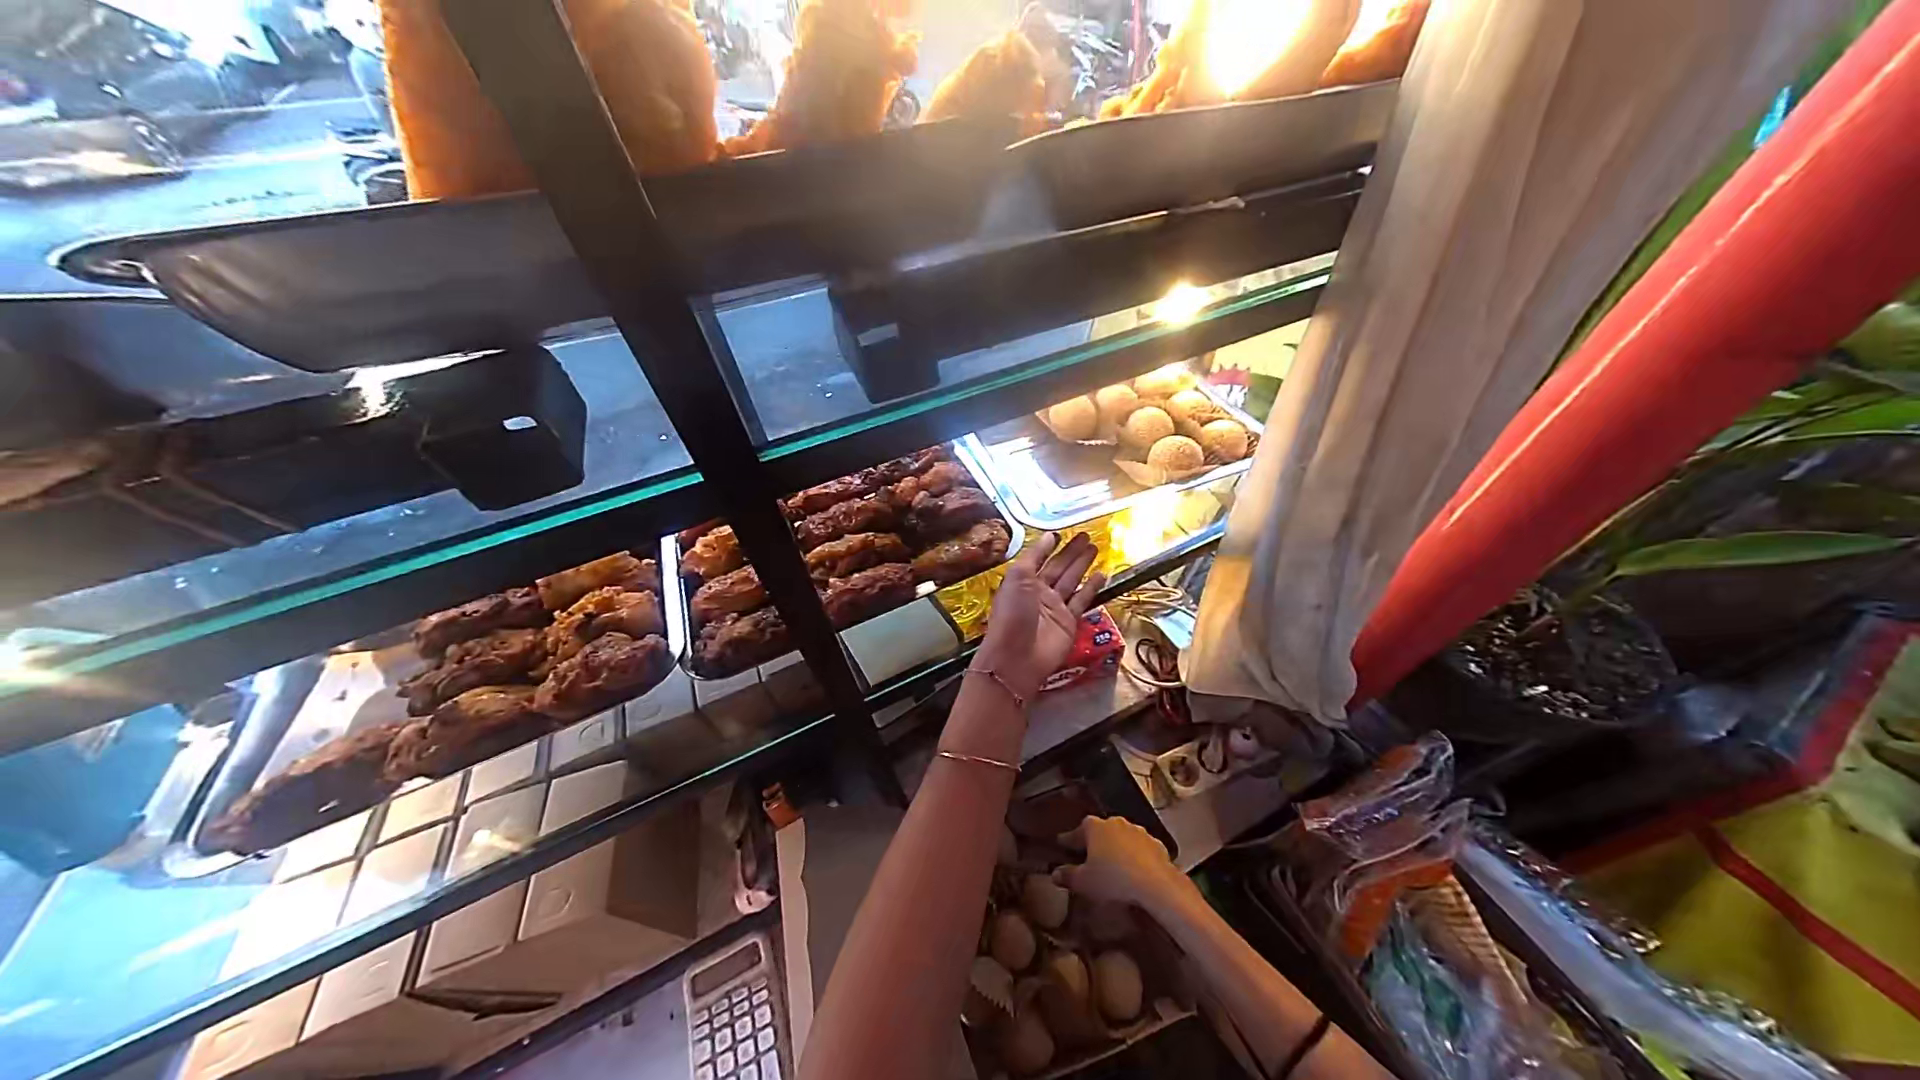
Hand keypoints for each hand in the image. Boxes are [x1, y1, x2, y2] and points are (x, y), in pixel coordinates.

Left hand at [973, 532, 1103, 699]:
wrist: (1018, 655)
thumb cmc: (1012, 613)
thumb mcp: (1017, 577)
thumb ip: (1034, 556)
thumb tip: (1049, 536)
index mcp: (1022, 581)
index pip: (1039, 558)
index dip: (1050, 546)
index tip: (1062, 533)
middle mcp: (1039, 592)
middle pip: (1059, 567)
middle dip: (1071, 552)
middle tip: (1087, 535)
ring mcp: (1055, 607)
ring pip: (1072, 580)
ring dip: (1083, 565)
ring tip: (1096, 548)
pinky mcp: (1069, 622)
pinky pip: (1083, 600)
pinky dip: (1092, 587)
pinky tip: (1102, 574)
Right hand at [1054, 815, 1192, 909]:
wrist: (1156, 885)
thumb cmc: (1113, 879)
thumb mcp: (1084, 882)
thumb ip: (1068, 876)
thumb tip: (1055, 873)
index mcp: (1094, 827)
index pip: (1076, 831)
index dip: (1068, 840)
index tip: (1062, 845)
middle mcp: (1115, 823)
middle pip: (1100, 831)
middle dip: (1094, 843)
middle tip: (1088, 857)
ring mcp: (1137, 832)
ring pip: (1121, 838)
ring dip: (1116, 849)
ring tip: (1113, 867)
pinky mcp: (1156, 844)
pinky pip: (1140, 849)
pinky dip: (1135, 857)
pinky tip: (1134, 872)